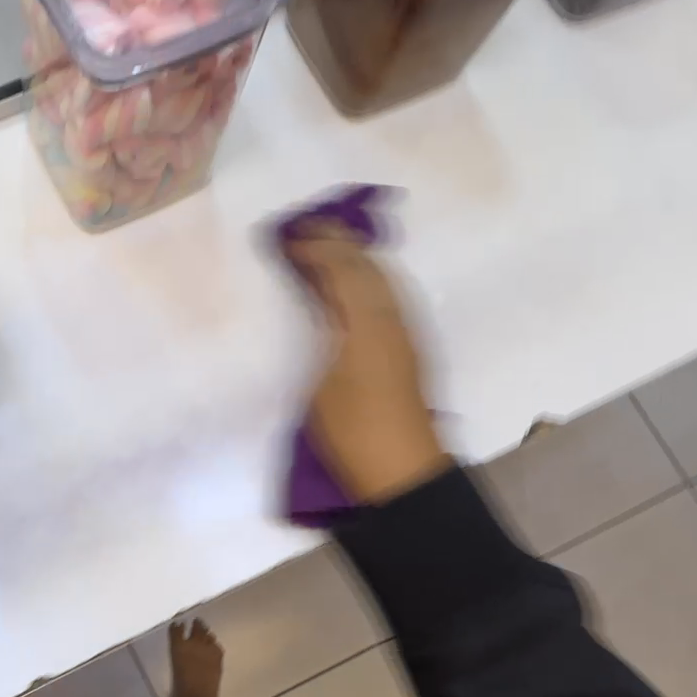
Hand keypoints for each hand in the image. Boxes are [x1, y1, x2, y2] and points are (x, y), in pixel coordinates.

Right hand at [287, 227, 449, 502]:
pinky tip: (355, 284)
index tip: (290, 235)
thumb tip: (323, 298)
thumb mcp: (325, 381)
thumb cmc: (353, 430)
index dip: (318, 248)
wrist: (401, 470)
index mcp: (367, 322)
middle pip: (368, 267)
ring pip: (382, 279)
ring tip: (329, 246)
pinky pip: (387, 295)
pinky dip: (367, 278)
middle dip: (339, 242)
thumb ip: (326, 330)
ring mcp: (404, 334)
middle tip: (308, 226)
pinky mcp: (407, 350)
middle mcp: (392, 319)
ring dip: (355, 257)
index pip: (344, 270)